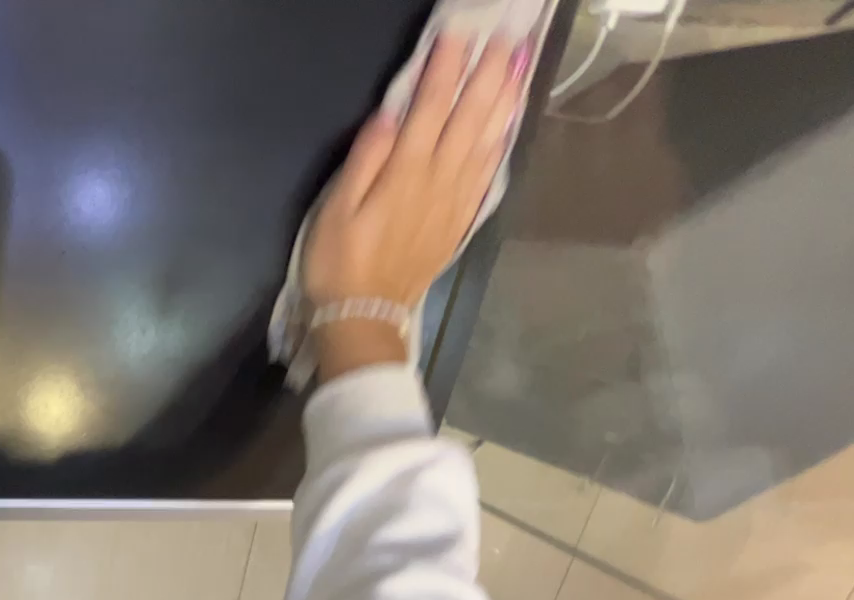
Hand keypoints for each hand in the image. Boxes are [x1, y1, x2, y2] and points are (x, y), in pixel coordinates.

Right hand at [304, 32, 530, 379]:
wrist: (364, 314)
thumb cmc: (337, 264)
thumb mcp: (334, 213)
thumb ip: (362, 162)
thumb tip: (387, 116)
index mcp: (405, 172)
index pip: (430, 107)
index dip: (444, 67)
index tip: (455, 32)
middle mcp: (439, 177)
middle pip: (470, 114)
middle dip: (488, 70)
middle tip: (505, 33)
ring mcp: (455, 198)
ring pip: (489, 136)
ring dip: (505, 96)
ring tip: (520, 61)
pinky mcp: (459, 217)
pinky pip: (490, 169)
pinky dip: (503, 138)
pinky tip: (509, 120)